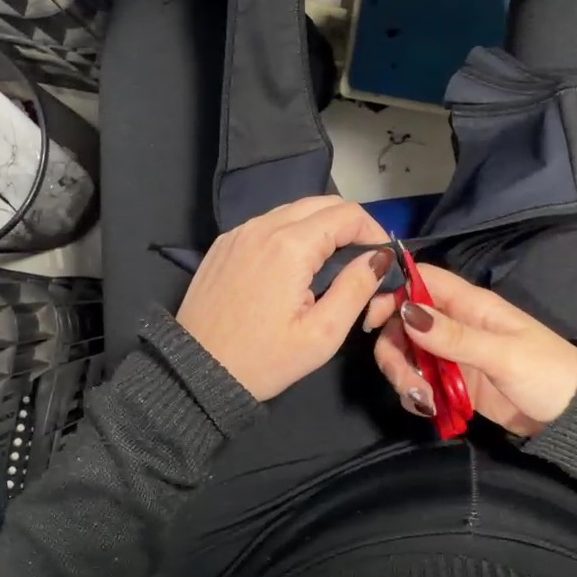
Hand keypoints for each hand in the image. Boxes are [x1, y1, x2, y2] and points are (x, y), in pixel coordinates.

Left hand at [176, 197, 393, 400]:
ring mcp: (240, 232)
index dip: (374, 231)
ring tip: (332, 266)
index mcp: (291, 245)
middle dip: (351, 226)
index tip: (383, 259)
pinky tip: (296, 268)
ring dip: (322, 228)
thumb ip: (356, 288)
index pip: (348, 214)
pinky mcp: (225, 243)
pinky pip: (269, 223)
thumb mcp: (322, 334)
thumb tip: (379, 257)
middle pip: (323, 203)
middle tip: (363, 262)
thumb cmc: (263, 360)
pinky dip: (292, 234)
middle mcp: (263, 226)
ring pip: (295, 210)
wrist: (194, 373)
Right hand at [365, 264, 576, 437]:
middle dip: (394, 348)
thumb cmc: (547, 374)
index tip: (373, 319)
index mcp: (470, 304)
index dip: (391, 290)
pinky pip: (418, 380)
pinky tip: (428, 407)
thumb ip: (454, 336)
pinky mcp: (452, 382)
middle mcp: (454, 324)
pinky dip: (414, 393)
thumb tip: (407, 312)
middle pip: (403, 321)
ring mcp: (451, 354)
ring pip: (406, 352)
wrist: (572, 416)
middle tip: (405, 378)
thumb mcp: (502, 354)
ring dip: (403, 375)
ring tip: (423, 399)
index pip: (421, 280)